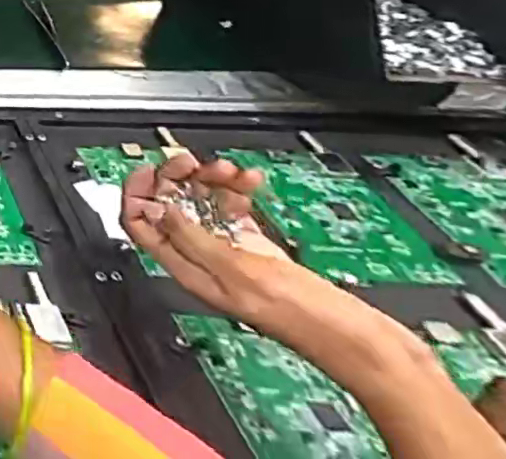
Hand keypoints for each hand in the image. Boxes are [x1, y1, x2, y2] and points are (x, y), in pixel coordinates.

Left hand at [118, 153, 418, 361]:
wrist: (369, 346)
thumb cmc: (309, 320)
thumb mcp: (238, 272)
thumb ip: (191, 237)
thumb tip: (153, 208)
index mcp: (188, 268)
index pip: (140, 225)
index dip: (137, 194)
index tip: (148, 169)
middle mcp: (202, 258)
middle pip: (168, 207)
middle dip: (174, 178)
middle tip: (190, 160)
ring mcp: (230, 252)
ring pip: (202, 202)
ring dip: (209, 179)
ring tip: (227, 168)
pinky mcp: (258, 248)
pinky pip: (235, 209)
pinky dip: (238, 191)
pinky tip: (251, 180)